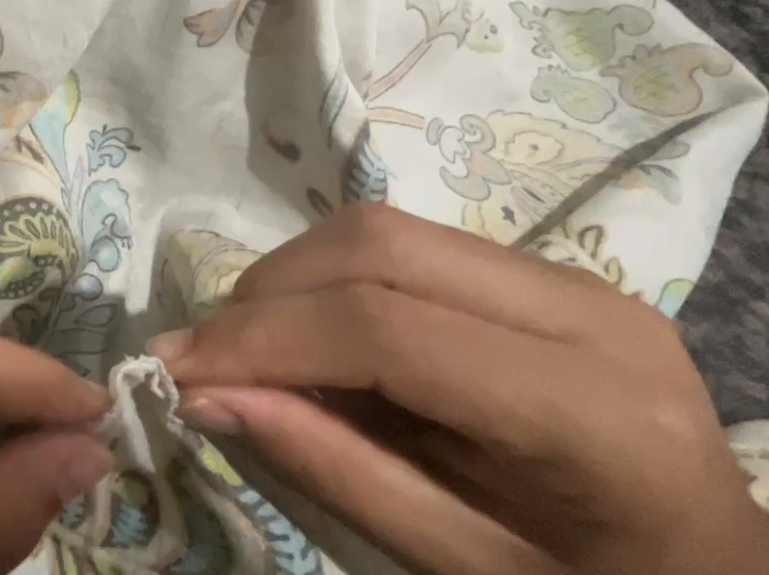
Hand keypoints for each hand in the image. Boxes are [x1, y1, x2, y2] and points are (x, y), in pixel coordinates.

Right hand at [150, 203, 768, 574]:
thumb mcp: (465, 571)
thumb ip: (333, 473)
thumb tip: (201, 397)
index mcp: (597, 411)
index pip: (385, 329)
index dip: (260, 340)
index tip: (172, 370)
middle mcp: (587, 312)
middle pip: (373, 247)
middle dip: (262, 296)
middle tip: (202, 358)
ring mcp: (567, 278)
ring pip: (373, 228)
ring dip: (285, 280)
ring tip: (250, 350)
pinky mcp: (535, 271)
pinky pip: (395, 243)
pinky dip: (322, 279)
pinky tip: (310, 335)